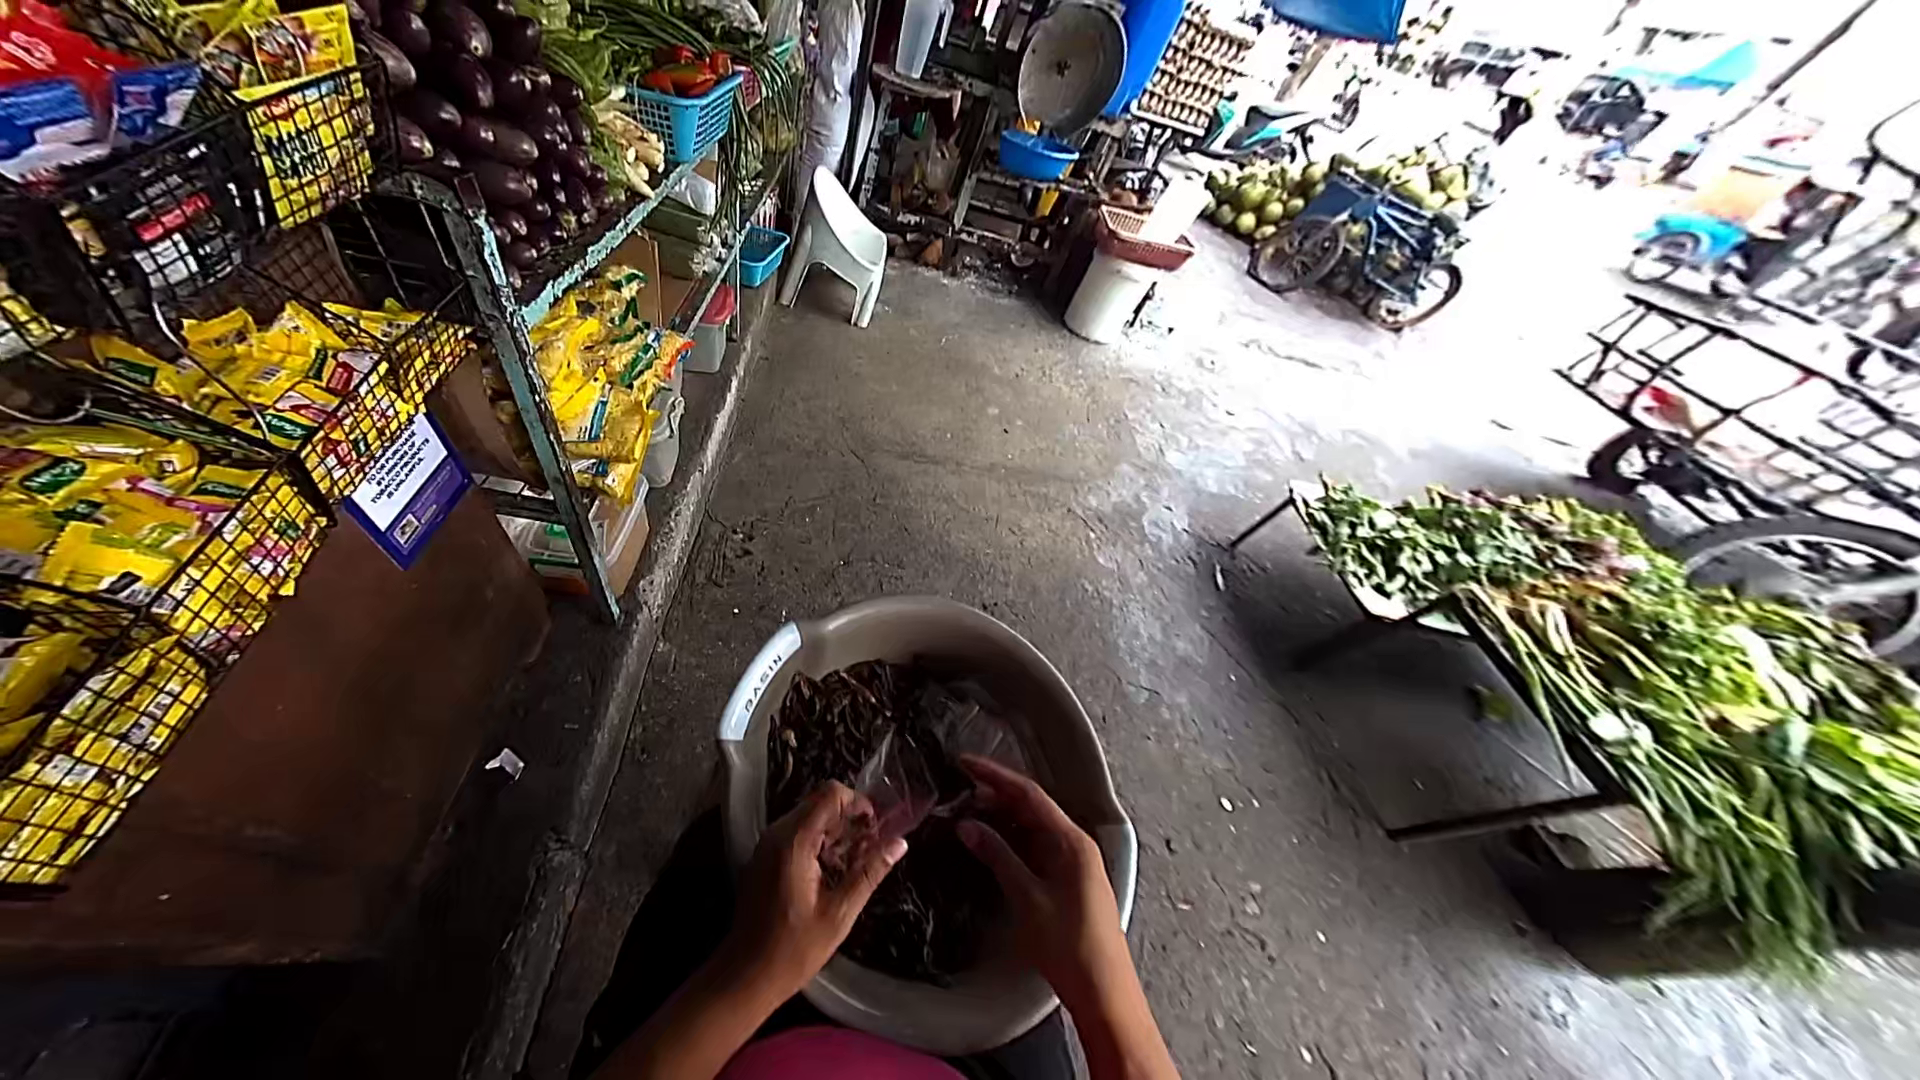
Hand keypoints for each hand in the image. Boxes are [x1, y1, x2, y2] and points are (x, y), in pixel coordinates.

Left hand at [726, 781, 906, 998]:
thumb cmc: (793, 949)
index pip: (830, 794)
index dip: (858, 803)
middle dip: (849, 817)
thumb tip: (900, 843)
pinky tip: (831, 870)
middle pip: (820, 800)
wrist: (744, 978)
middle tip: (868, 846)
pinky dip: (819, 839)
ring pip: (809, 814)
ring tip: (854, 860)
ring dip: (835, 829)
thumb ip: (870, 872)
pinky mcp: (765, 855)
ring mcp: (767, 844)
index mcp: (794, 841)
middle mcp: (777, 834)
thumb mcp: (840, 913)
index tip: (874, 828)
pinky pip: (797, 831)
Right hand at [954, 755, 1126, 1006]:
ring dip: (1002, 817)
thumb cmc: (1069, 946)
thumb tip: (967, 825)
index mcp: (1071, 840)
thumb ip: (998, 857)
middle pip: (1032, 807)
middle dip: (996, 794)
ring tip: (968, 810)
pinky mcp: (1068, 878)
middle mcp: (1075, 842)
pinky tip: (991, 840)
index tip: (966, 763)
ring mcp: (1073, 860)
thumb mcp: (1028, 899)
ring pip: (1033, 826)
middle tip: (960, 788)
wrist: (1105, 993)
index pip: (1029, 794)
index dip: (995, 776)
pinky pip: (1037, 845)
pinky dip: (1012, 839)